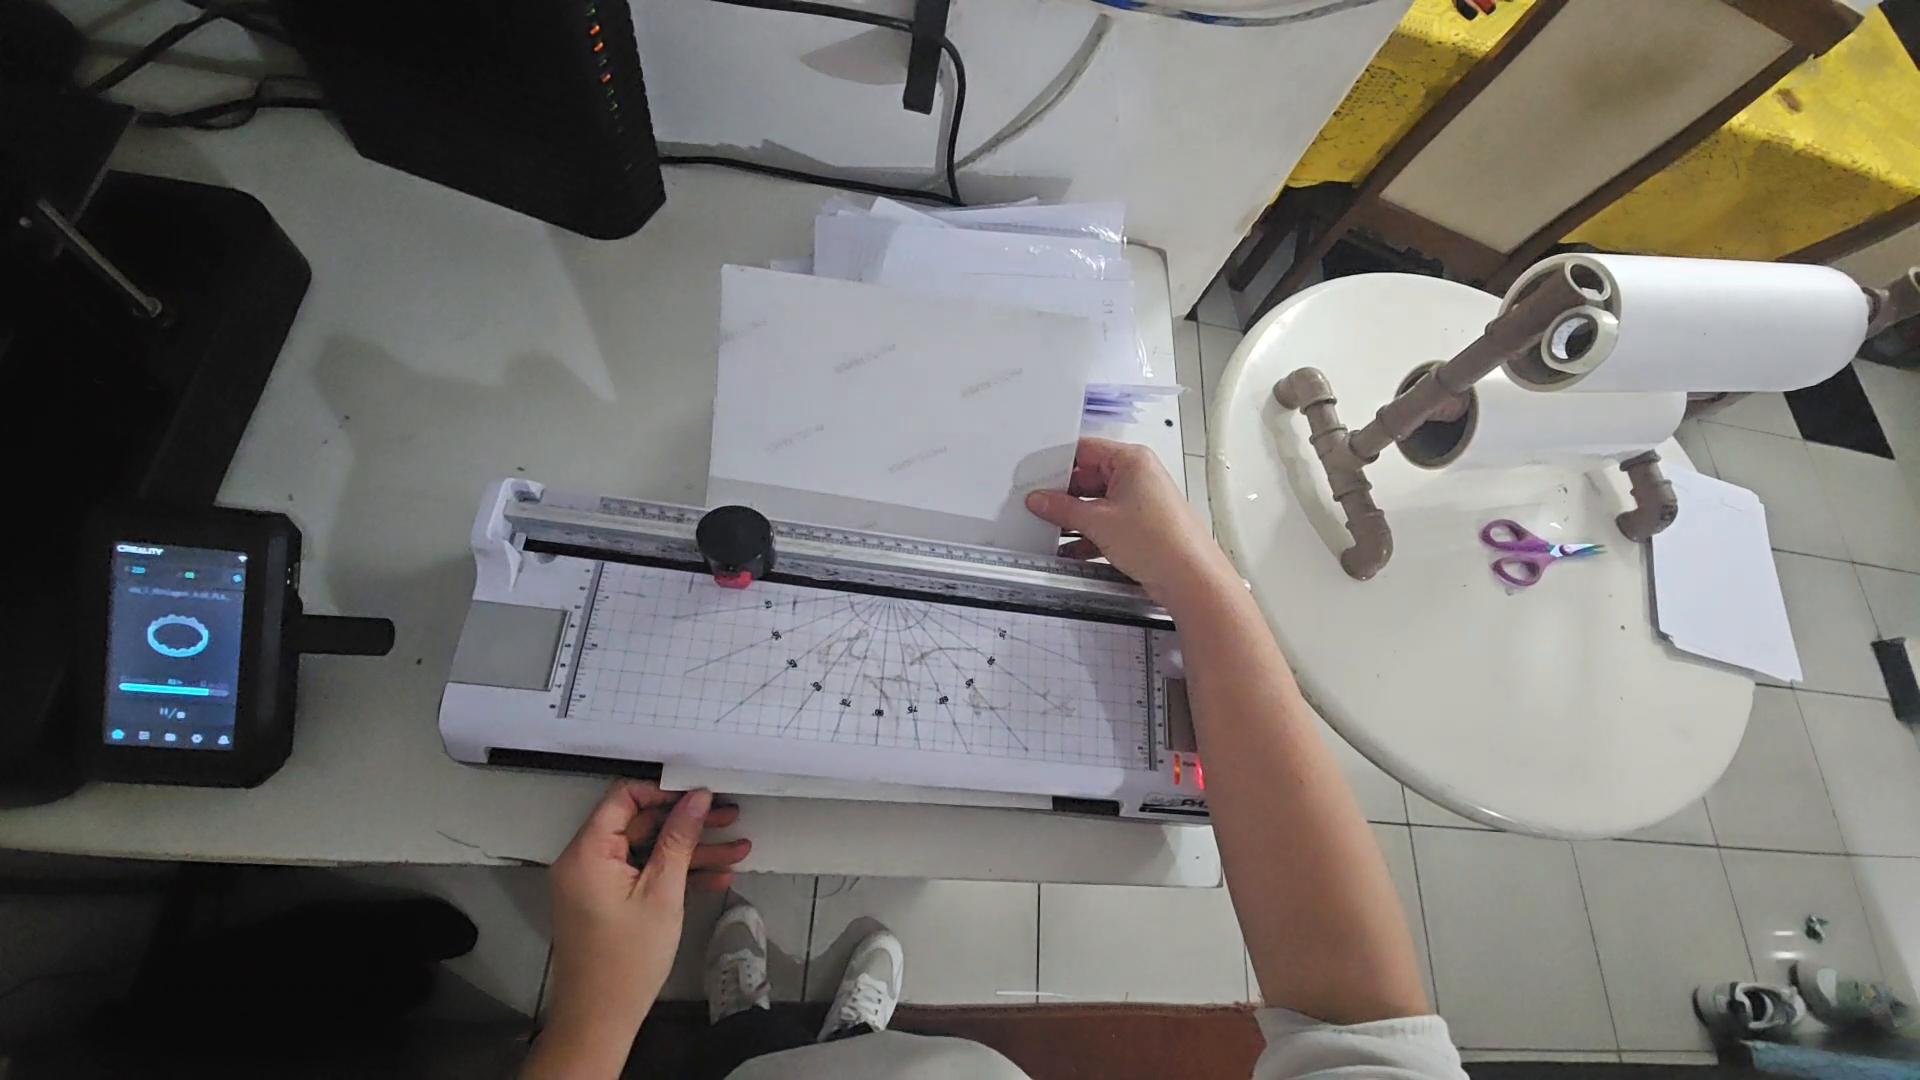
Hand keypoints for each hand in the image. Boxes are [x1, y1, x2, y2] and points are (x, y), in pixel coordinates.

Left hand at [527, 783, 750, 1079]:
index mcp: (588, 853)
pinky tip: (720, 876)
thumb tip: (698, 796)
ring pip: (652, 849)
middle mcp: (588, 860)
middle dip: (689, 821)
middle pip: (643, 822)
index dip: (664, 791)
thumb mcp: (662, 892)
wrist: (601, 1023)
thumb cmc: (627, 958)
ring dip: (694, 849)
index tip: (702, 793)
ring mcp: (601, 881)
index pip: (624, 797)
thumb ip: (680, 838)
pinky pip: (647, 873)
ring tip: (739, 848)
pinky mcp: (613, 899)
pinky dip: (680, 873)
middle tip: (730, 816)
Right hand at [1025, 437, 1238, 607]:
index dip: (1057, 464)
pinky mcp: (1138, 526)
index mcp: (1132, 460)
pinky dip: (1086, 535)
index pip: (1085, 450)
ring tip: (1047, 529)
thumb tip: (1041, 500)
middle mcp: (1137, 476)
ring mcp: (1138, 502)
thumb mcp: (1099, 521)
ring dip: (1073, 518)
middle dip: (1063, 496)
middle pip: (1088, 478)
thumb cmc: (1162, 541)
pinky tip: (1067, 548)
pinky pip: (1104, 523)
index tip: (1035, 477)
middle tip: (1036, 506)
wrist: (1190, 578)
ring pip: (1095, 503)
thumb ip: (1063, 509)